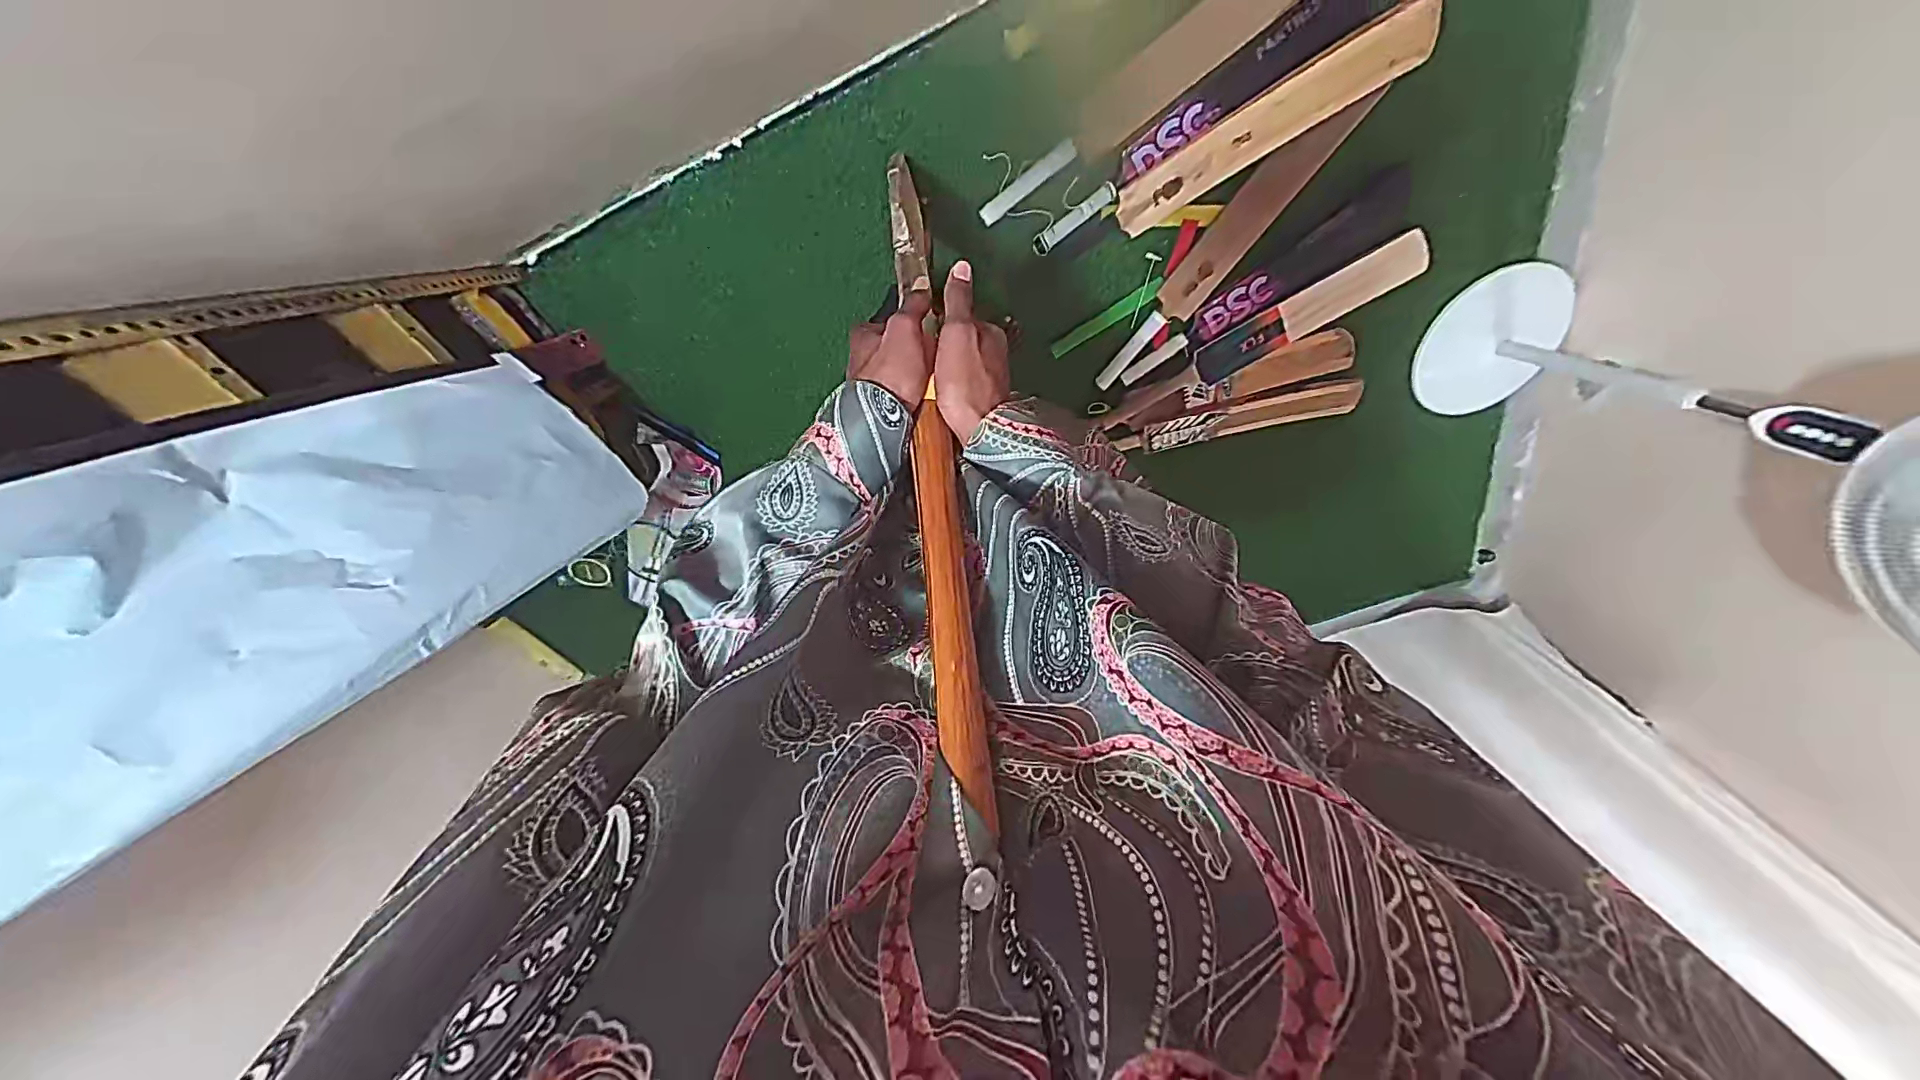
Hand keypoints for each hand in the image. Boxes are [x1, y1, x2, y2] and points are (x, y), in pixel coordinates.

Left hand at [848, 286, 932, 405]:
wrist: (882, 418)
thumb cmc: (887, 375)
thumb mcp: (905, 328)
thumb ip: (912, 307)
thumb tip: (919, 288)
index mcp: (863, 335)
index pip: (888, 317)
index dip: (910, 317)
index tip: (926, 319)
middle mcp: (861, 359)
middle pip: (893, 345)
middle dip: (913, 347)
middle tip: (931, 351)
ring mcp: (869, 383)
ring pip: (897, 370)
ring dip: (914, 372)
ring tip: (930, 375)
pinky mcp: (879, 404)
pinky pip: (901, 391)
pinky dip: (912, 391)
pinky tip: (922, 394)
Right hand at [933, 261, 1009, 441]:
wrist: (978, 429)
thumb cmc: (966, 386)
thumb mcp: (957, 333)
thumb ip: (958, 301)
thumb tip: (962, 269)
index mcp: (990, 332)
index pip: (963, 312)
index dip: (942, 314)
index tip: (925, 318)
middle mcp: (995, 351)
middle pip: (964, 335)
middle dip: (945, 338)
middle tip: (924, 346)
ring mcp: (990, 374)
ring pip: (964, 357)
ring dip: (948, 360)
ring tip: (930, 367)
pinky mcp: (982, 395)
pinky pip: (963, 378)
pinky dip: (953, 378)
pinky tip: (943, 386)